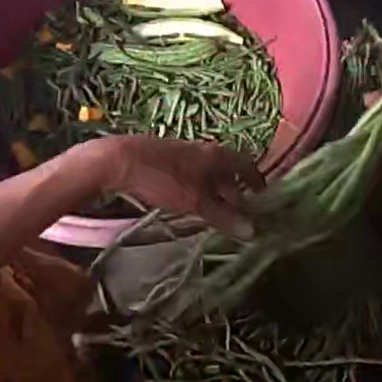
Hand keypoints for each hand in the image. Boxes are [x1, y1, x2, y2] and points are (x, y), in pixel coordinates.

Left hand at [82, 135, 264, 236]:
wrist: (119, 160)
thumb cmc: (163, 178)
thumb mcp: (196, 201)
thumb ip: (223, 216)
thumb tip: (253, 231)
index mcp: (216, 154)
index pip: (245, 164)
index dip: (256, 179)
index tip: (263, 195)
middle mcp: (202, 149)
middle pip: (226, 169)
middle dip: (234, 190)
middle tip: (239, 212)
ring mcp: (182, 153)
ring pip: (207, 172)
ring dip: (214, 191)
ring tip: (215, 212)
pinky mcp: (165, 160)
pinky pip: (190, 174)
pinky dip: (197, 188)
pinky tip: (189, 203)